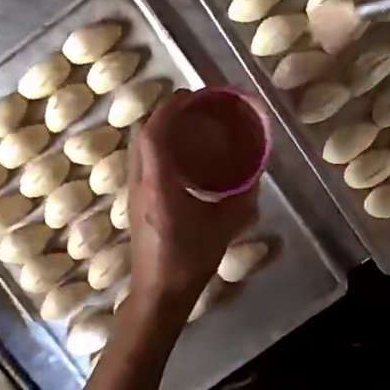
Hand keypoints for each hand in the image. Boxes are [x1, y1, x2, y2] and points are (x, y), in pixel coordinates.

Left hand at [123, 89, 258, 327]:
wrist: (158, 293)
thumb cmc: (189, 261)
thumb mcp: (224, 228)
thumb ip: (242, 200)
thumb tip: (256, 175)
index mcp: (158, 186)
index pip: (153, 135)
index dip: (169, 110)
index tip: (191, 95)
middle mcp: (140, 183)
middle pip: (143, 134)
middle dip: (165, 113)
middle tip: (193, 105)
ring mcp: (133, 192)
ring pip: (140, 147)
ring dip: (160, 128)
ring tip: (188, 123)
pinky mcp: (135, 201)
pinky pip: (142, 160)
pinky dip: (157, 145)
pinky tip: (180, 154)